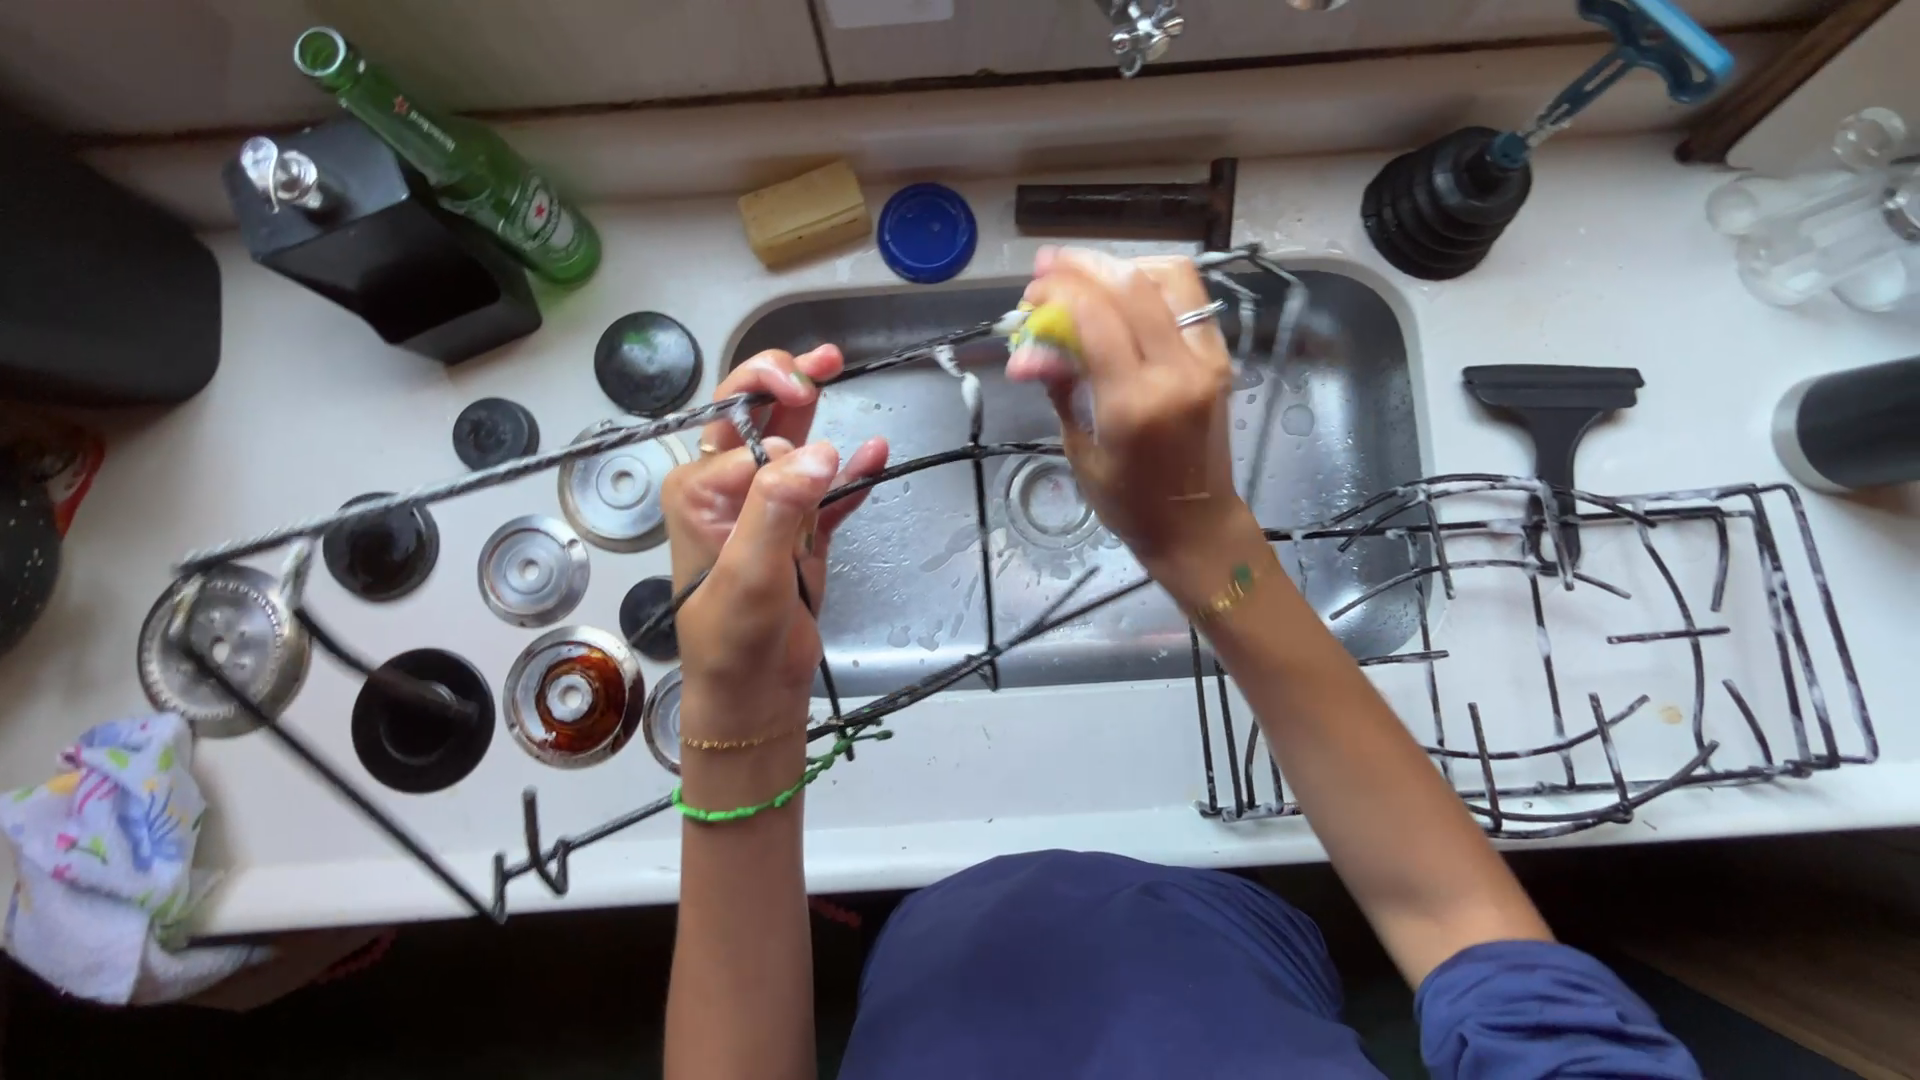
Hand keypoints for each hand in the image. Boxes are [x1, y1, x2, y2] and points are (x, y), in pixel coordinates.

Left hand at [662, 346, 887, 743]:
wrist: (755, 691)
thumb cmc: (735, 636)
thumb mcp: (750, 571)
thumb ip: (778, 506)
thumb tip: (820, 448)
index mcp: (700, 491)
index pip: (738, 432)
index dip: (775, 417)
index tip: (815, 433)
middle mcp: (730, 491)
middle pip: (753, 419)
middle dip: (782, 380)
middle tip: (822, 360)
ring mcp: (769, 511)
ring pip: (791, 445)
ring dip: (813, 411)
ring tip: (836, 368)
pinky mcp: (801, 535)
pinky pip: (829, 494)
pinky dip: (851, 475)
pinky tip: (876, 453)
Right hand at [1006, 247, 1261, 602]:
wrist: (1196, 525)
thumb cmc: (1129, 503)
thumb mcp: (1081, 449)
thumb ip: (1061, 387)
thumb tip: (1026, 350)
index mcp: (1133, 403)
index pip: (1095, 316)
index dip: (1058, 291)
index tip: (1031, 290)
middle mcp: (1176, 373)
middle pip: (1130, 286)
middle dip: (1081, 268)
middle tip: (1047, 270)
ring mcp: (1205, 362)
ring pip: (1169, 278)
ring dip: (1122, 266)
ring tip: (1088, 276)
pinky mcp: (1219, 359)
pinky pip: (1189, 300)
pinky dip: (1153, 285)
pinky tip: (1123, 295)